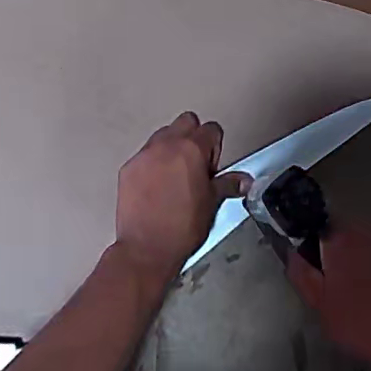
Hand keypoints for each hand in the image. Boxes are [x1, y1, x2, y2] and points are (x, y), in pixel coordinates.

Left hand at [113, 112, 246, 281]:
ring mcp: (145, 156)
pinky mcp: (128, 169)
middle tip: (197, 162)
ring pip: (163, 135)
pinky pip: (144, 155)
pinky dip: (153, 163)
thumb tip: (242, 181)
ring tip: (177, 173)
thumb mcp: (212, 202)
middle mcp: (167, 146)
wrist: (147, 249)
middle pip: (186, 121)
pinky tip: (158, 185)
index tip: (212, 165)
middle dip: (194, 136)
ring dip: (172, 147)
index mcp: (192, 149)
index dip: (215, 147)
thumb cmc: (179, 227)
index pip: (211, 129)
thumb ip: (228, 184)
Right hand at [286, 225, 370, 370]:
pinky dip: (362, 268)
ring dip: (345, 259)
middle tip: (319, 280)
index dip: (306, 237)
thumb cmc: (356, 322)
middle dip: (326, 249)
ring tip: (339, 291)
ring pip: (355, 244)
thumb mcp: (318, 303)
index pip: (316, 223)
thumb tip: (289, 250)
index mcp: (340, 239)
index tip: (301, 257)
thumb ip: (301, 273)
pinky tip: (361, 294)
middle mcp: (362, 234)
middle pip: (337, 232)